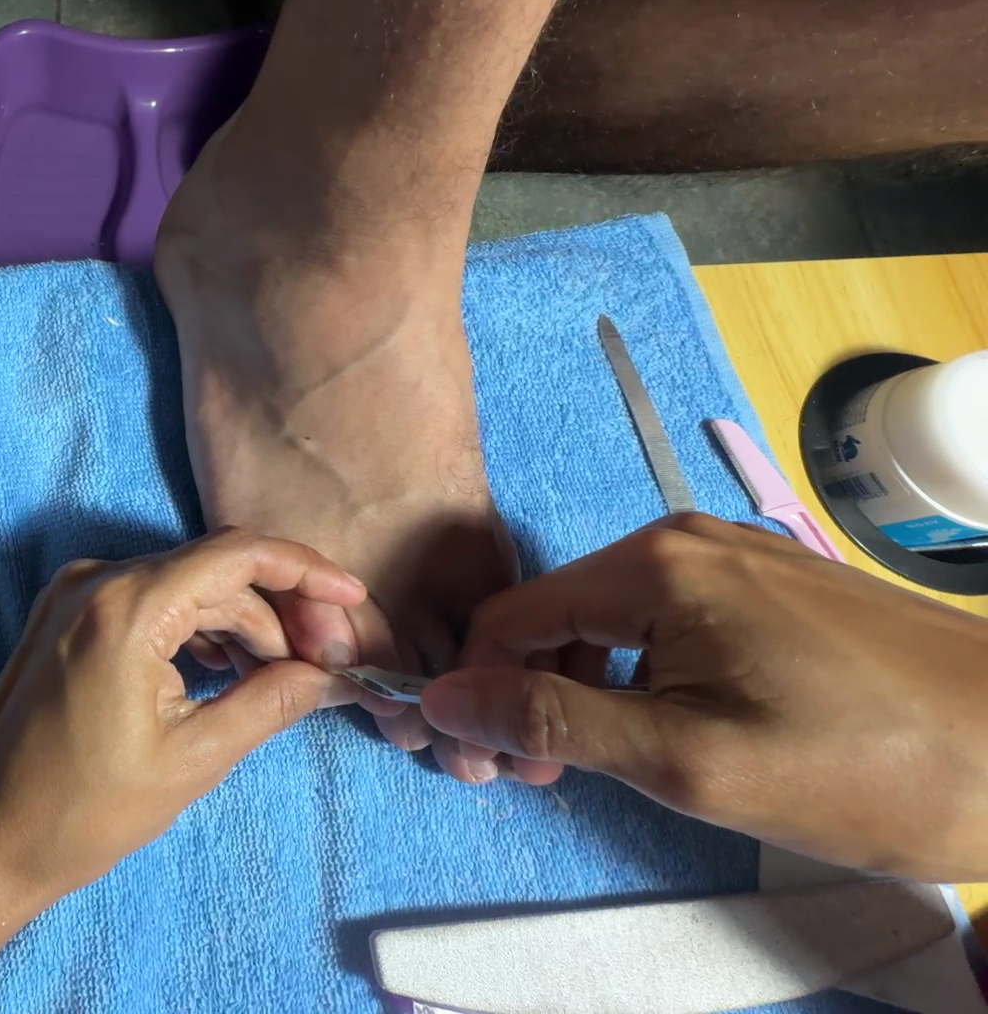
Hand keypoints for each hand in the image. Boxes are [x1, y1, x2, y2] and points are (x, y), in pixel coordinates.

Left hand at [0, 526, 367, 902]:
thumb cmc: (86, 808)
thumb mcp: (192, 758)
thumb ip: (268, 702)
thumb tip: (329, 674)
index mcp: (125, 606)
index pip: (234, 555)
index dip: (302, 568)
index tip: (350, 596)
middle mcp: (95, 579)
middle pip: (212, 571)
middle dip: (275, 610)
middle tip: (324, 661)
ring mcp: (74, 591)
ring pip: (182, 585)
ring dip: (236, 622)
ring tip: (279, 675)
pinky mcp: (66, 612)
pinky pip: (148, 601)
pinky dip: (192, 626)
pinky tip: (224, 668)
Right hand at [420, 512, 987, 880]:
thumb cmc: (874, 768)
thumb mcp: (690, 760)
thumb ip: (550, 721)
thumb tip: (438, 697)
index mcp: (649, 565)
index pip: (508, 618)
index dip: (479, 689)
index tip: (489, 763)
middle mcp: (674, 539)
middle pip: (552, 616)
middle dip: (529, 693)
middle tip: (543, 773)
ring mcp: (725, 554)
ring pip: (601, 617)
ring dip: (578, 687)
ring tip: (601, 756)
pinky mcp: (763, 580)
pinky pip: (657, 617)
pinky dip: (632, 670)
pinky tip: (662, 719)